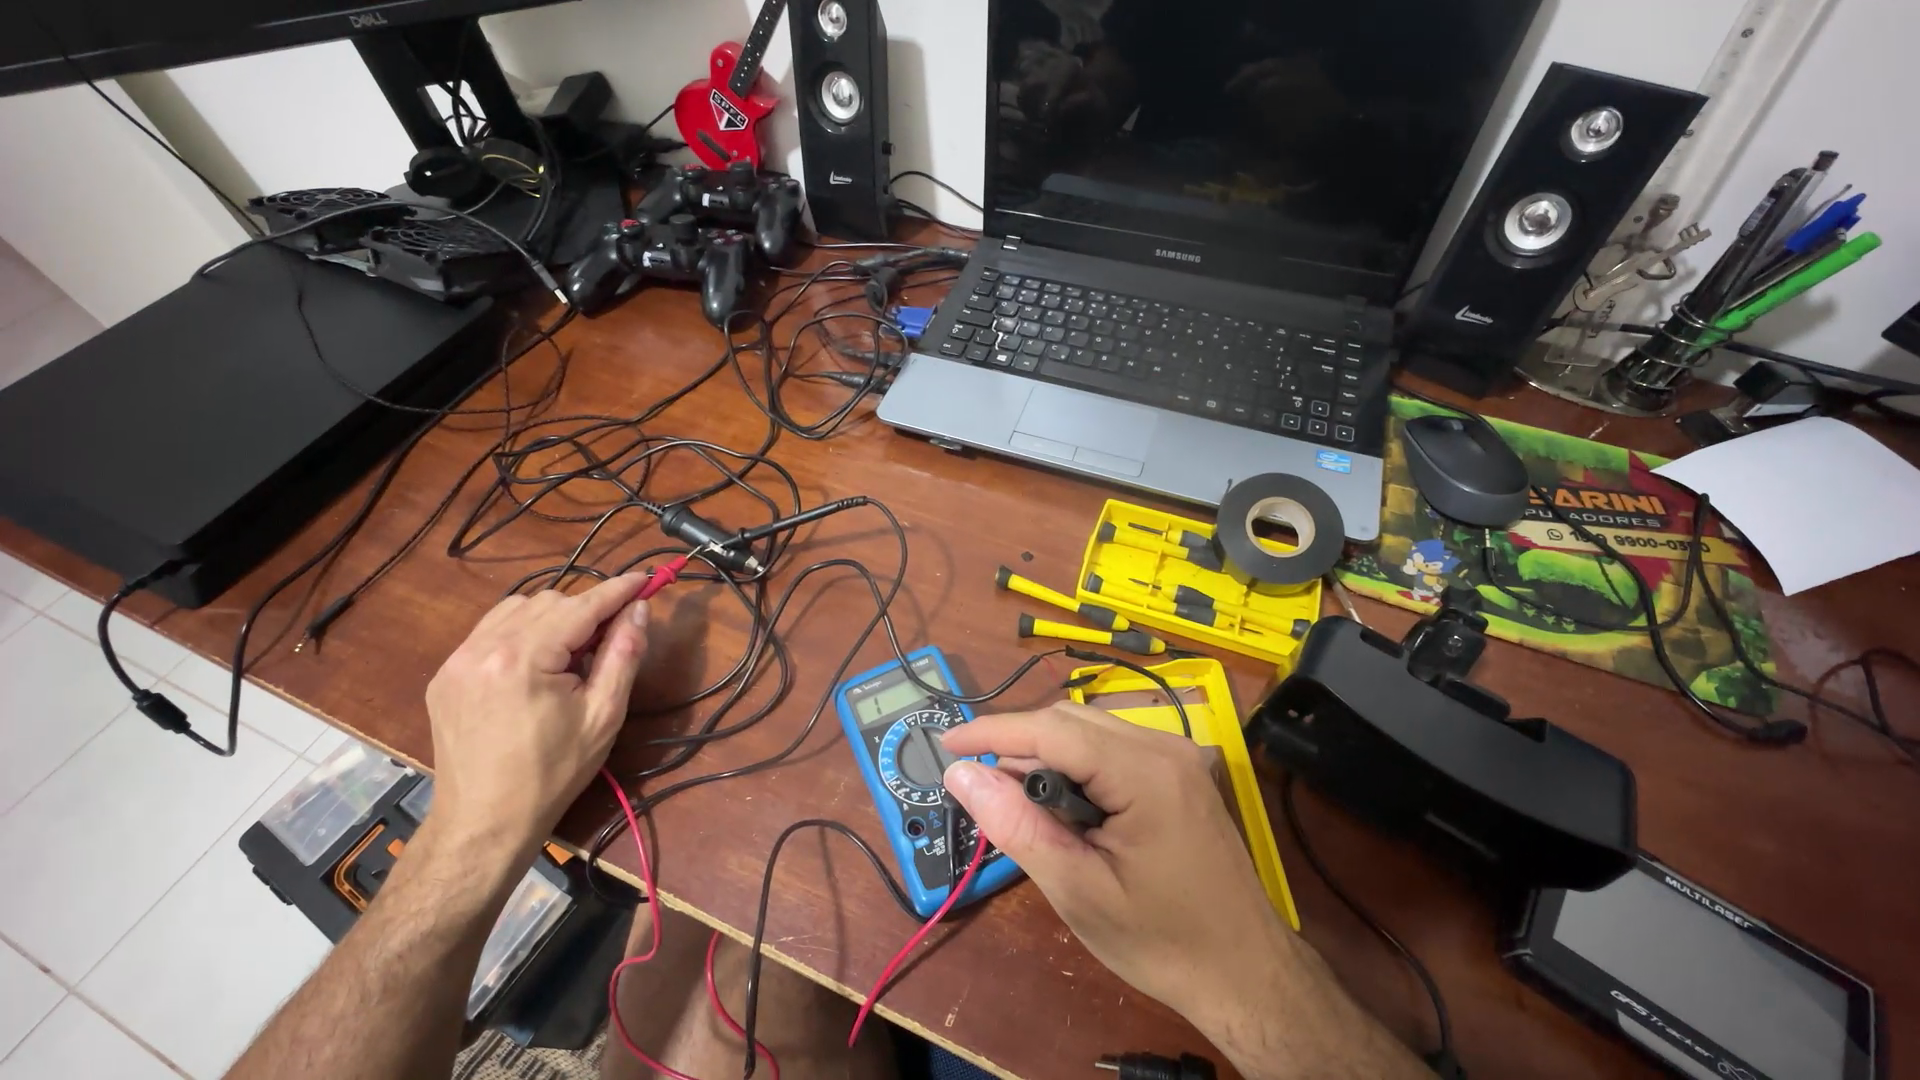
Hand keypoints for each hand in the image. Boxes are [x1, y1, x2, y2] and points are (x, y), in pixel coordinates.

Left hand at [425, 574, 652, 850]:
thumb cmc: (554, 772)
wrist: (485, 821)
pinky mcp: (446, 674)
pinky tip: (537, 662)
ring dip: (553, 617)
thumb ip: (623, 654)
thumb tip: (638, 609)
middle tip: (611, 640)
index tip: (647, 578)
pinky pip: (490, 630)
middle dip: (587, 610)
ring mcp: (458, 659)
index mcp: (524, 658)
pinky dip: (521, 631)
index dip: (618, 590)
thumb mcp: (603, 715)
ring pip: (518, 609)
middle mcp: (484, 648)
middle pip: (550, 601)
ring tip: (572, 654)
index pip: (581, 606)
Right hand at [940, 704, 1293, 1031]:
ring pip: (1089, 730)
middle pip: (1071, 720)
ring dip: (1046, 755)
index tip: (946, 742)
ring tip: (1019, 803)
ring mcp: (1178, 756)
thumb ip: (1017, 825)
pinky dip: (1076, 764)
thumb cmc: (1161, 940)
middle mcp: (1165, 747)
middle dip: (1019, 744)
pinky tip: (1064, 805)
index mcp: (1146, 773)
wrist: (1245, 972)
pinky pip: (1112, 747)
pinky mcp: (1180, 772)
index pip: (1053, 728)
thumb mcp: (1078, 890)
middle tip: (982, 788)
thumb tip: (962, 773)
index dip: (994, 730)